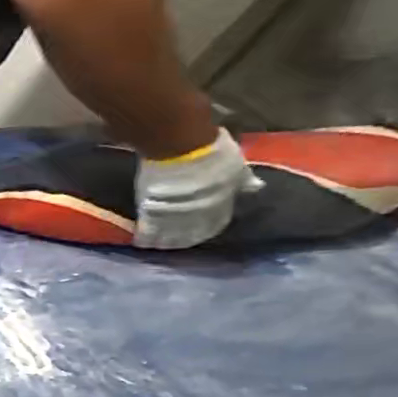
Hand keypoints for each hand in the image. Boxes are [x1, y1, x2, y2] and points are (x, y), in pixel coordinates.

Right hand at [134, 128, 260, 249]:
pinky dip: (145, 236)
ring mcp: (171, 214)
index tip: (202, 233)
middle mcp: (196, 214)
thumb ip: (241, 180)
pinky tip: (142, 241)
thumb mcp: (234, 166)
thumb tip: (255, 188)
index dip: (208, 231)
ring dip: (164, 242)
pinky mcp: (148, 211)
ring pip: (167, 236)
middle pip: (189, 234)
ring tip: (158, 246)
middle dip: (184, 240)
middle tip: (177, 244)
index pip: (215, 224)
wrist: (179, 150)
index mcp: (219, 204)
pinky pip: (147, 229)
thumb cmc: (211, 155)